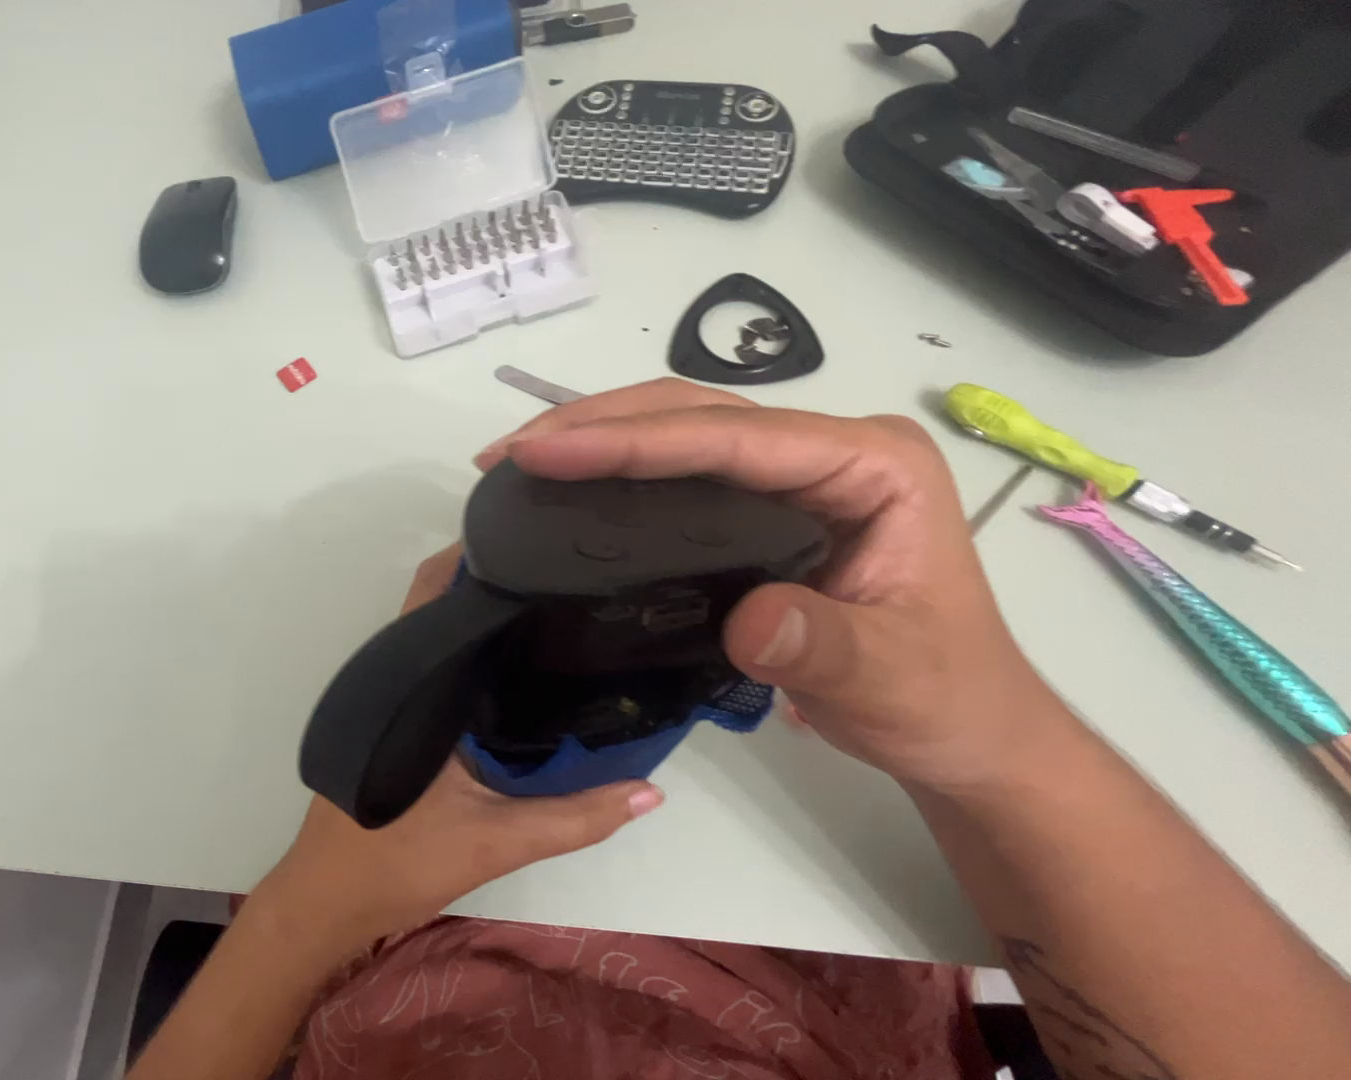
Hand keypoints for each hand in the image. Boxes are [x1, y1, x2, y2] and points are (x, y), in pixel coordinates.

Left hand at [250, 546, 662, 953]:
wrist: (327, 900)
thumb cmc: (394, 863)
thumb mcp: (493, 841)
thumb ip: (574, 817)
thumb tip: (651, 792)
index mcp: (412, 685)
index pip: (439, 597)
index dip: (483, 560)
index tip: (541, 545)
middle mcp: (394, 677)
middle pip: (440, 605)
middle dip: (494, 581)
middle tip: (562, 572)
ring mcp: (390, 697)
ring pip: (437, 634)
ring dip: (481, 615)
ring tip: (550, 604)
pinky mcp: (395, 720)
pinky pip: (436, 667)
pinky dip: (471, 652)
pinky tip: (517, 666)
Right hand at [475, 379, 1074, 792]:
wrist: (957, 727)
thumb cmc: (941, 698)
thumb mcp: (891, 680)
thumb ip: (826, 646)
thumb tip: (750, 620)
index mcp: (870, 466)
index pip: (733, 439)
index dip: (631, 442)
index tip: (542, 453)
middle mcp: (829, 452)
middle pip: (695, 415)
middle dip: (597, 425)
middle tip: (510, 452)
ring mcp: (795, 475)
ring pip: (680, 433)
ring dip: (598, 438)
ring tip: (520, 459)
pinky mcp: (764, 506)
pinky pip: (679, 475)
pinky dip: (618, 474)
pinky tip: (571, 487)